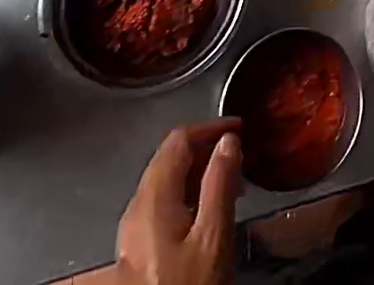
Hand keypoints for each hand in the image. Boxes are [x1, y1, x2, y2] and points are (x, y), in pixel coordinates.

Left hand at [116, 120, 241, 284]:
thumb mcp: (213, 236)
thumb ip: (220, 183)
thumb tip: (228, 140)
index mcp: (152, 200)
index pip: (177, 141)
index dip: (210, 127)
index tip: (241, 128)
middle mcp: (136, 208)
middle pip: (168, 157)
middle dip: (206, 146)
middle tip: (241, 153)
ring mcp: (133, 229)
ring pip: (166, 179)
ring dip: (200, 169)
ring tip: (233, 179)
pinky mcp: (137, 247)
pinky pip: (163, 201)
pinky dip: (189, 190)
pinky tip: (211, 207)